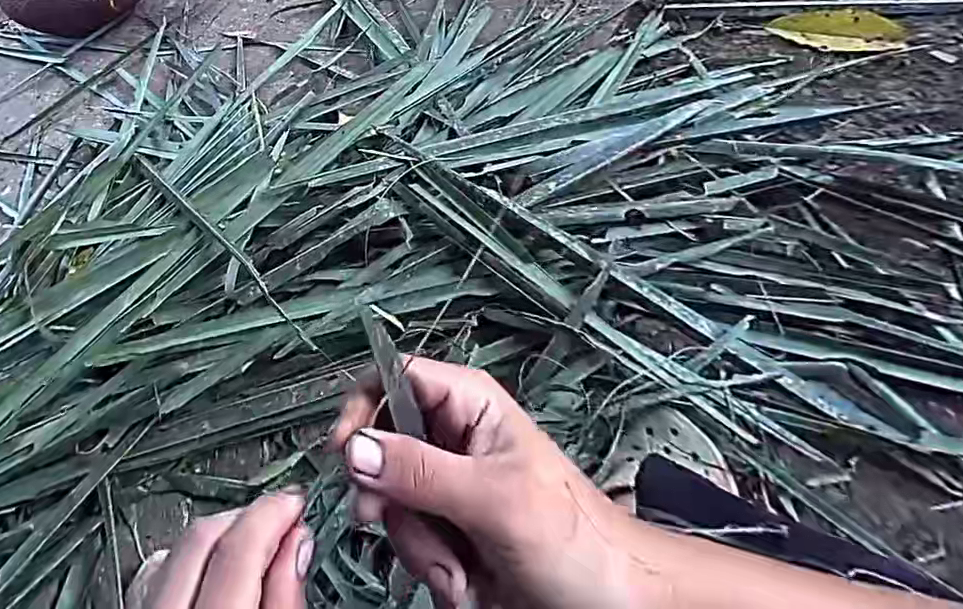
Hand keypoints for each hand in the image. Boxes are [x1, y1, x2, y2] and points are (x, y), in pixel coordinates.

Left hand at [128, 491, 312, 608]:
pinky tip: (208, 570)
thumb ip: (285, 602)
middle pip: (202, 537)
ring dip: (218, 534)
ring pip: (173, 547)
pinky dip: (183, 558)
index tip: (299, 503)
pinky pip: (150, 574)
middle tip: (284, 519)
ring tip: (253, 546)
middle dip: (248, 517)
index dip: (275, 515)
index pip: (237, 551)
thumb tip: (298, 543)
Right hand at [329, 358, 636, 608]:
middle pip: (382, 445)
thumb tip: (356, 449)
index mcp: (466, 402)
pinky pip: (409, 536)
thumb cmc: (579, 540)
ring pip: (391, 497)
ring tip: (459, 569)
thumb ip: (421, 471)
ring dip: (417, 543)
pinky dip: (428, 566)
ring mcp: (447, 483)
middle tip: (386, 518)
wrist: (618, 607)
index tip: (344, 451)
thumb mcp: (495, 499)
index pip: (393, 377)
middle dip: (390, 495)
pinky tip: (465, 581)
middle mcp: (450, 435)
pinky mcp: (448, 526)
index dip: (361, 407)